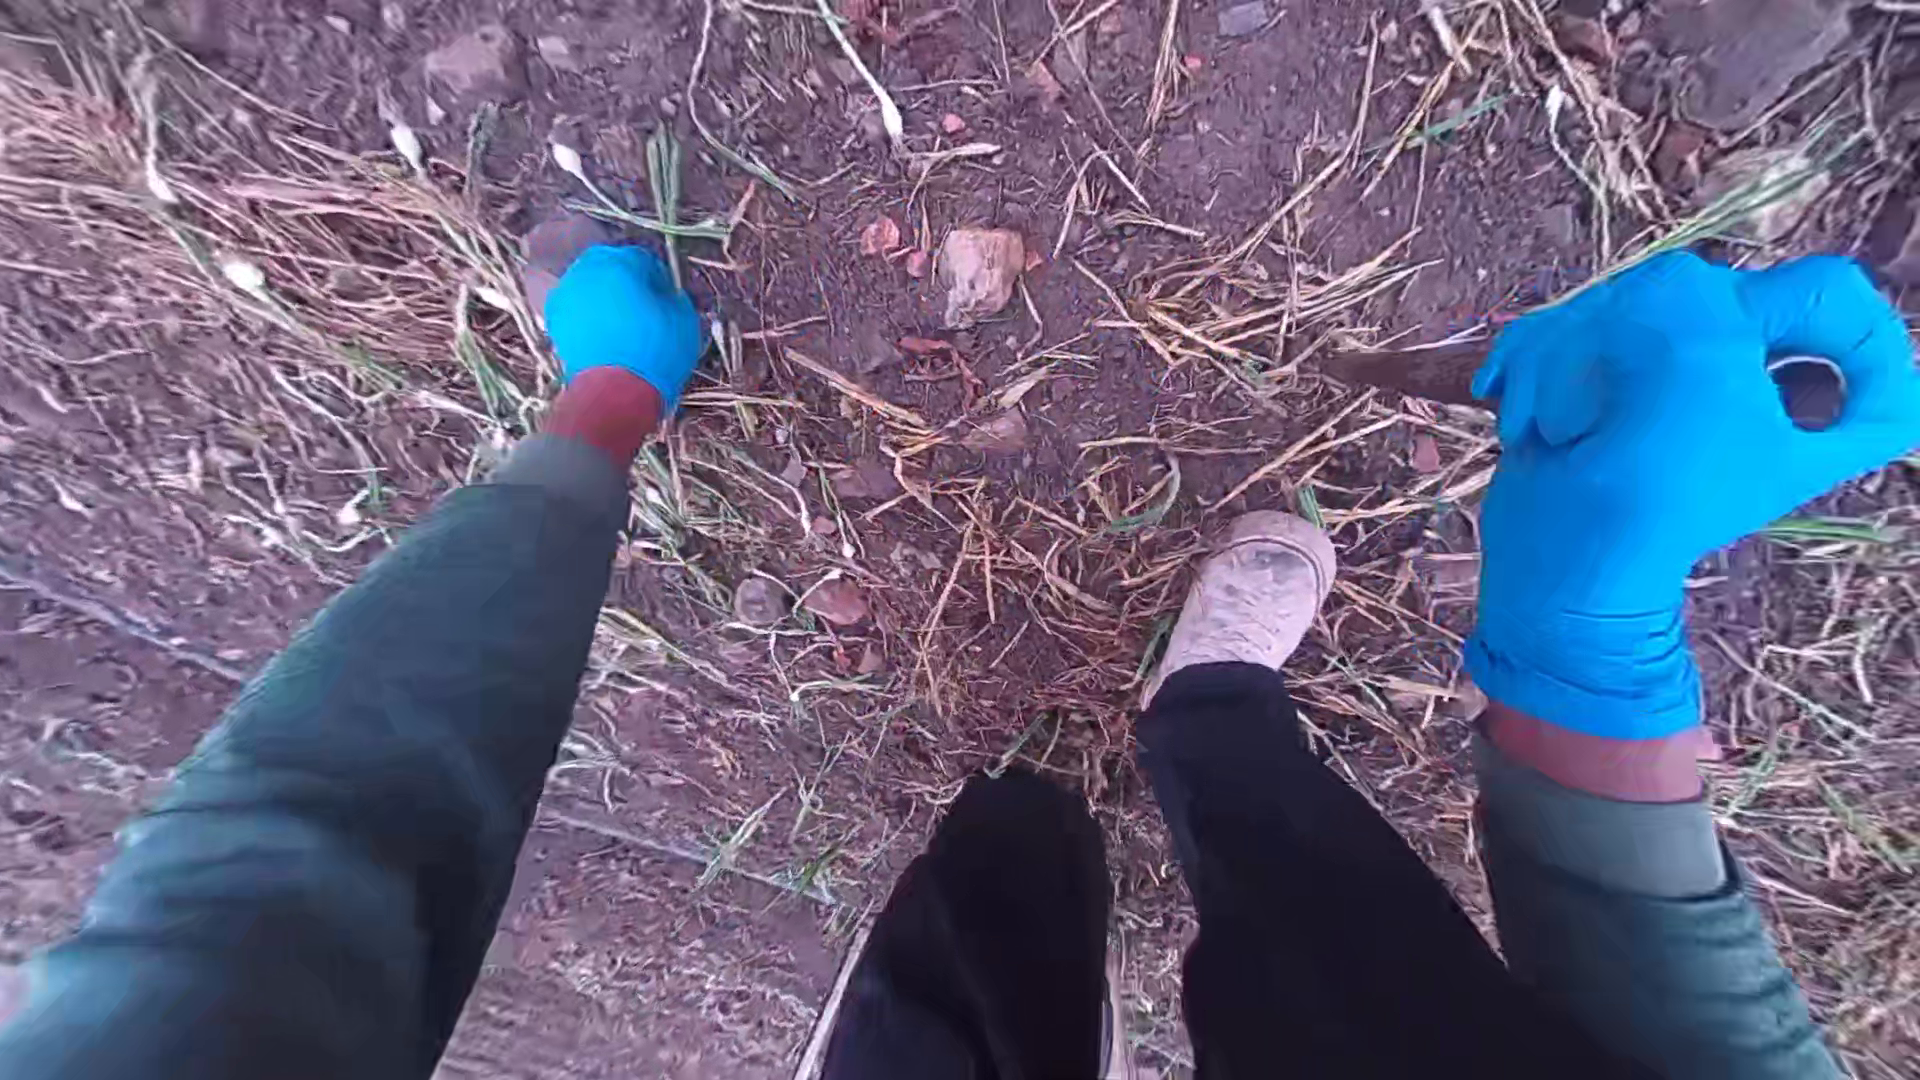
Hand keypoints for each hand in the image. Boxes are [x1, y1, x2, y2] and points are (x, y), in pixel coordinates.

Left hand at [543, 245, 703, 409]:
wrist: (616, 390)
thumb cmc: (655, 352)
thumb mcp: (684, 323)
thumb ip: (676, 299)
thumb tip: (670, 295)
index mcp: (619, 263)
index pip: (643, 259)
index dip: (659, 278)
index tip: (668, 296)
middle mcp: (585, 270)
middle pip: (612, 269)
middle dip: (629, 285)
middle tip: (648, 309)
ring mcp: (566, 294)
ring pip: (593, 288)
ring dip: (609, 300)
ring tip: (627, 325)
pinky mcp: (556, 320)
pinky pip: (579, 310)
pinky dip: (593, 318)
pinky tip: (609, 338)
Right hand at [1468, 252, 1919, 738]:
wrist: (1555, 558)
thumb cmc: (1641, 495)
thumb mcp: (1688, 386)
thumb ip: (1681, 307)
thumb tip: (1640, 287)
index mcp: (1830, 384)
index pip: (1814, 292)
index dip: (1749, 319)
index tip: (1679, 379)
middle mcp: (1746, 373)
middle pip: (1678, 299)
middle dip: (1611, 351)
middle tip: (1579, 412)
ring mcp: (1656, 383)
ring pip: (1601, 318)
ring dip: (1551, 368)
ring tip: (1537, 424)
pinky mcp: (1585, 392)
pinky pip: (1552, 341)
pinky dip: (1518, 366)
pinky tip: (1496, 395)